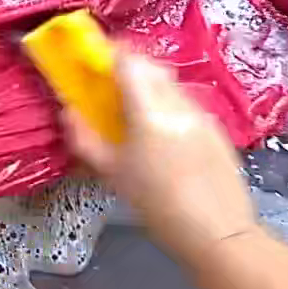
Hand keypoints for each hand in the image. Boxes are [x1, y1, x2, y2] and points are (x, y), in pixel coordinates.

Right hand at [62, 53, 258, 266]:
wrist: (219, 236)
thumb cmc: (157, 205)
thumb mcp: (112, 175)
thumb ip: (85, 138)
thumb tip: (68, 112)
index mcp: (148, 110)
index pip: (129, 60)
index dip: (111, 53)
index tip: (97, 61)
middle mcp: (176, 102)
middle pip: (151, 64)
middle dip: (130, 64)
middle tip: (113, 81)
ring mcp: (200, 112)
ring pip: (171, 81)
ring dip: (151, 82)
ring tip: (138, 107)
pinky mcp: (215, 126)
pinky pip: (186, 101)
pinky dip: (170, 102)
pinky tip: (166, 132)